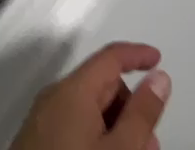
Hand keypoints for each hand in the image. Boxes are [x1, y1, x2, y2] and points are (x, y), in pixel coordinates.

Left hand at [9, 42, 170, 149]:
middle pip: (102, 86)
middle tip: (149, 141)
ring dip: (115, 128)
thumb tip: (159, 77)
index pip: (111, 56)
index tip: (160, 60)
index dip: (138, 54)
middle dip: (130, 108)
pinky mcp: (35, 144)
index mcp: (72, 91)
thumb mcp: (120, 149)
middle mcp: (53, 99)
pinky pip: (73, 128)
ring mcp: (40, 122)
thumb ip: (142, 112)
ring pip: (89, 111)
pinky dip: (95, 138)